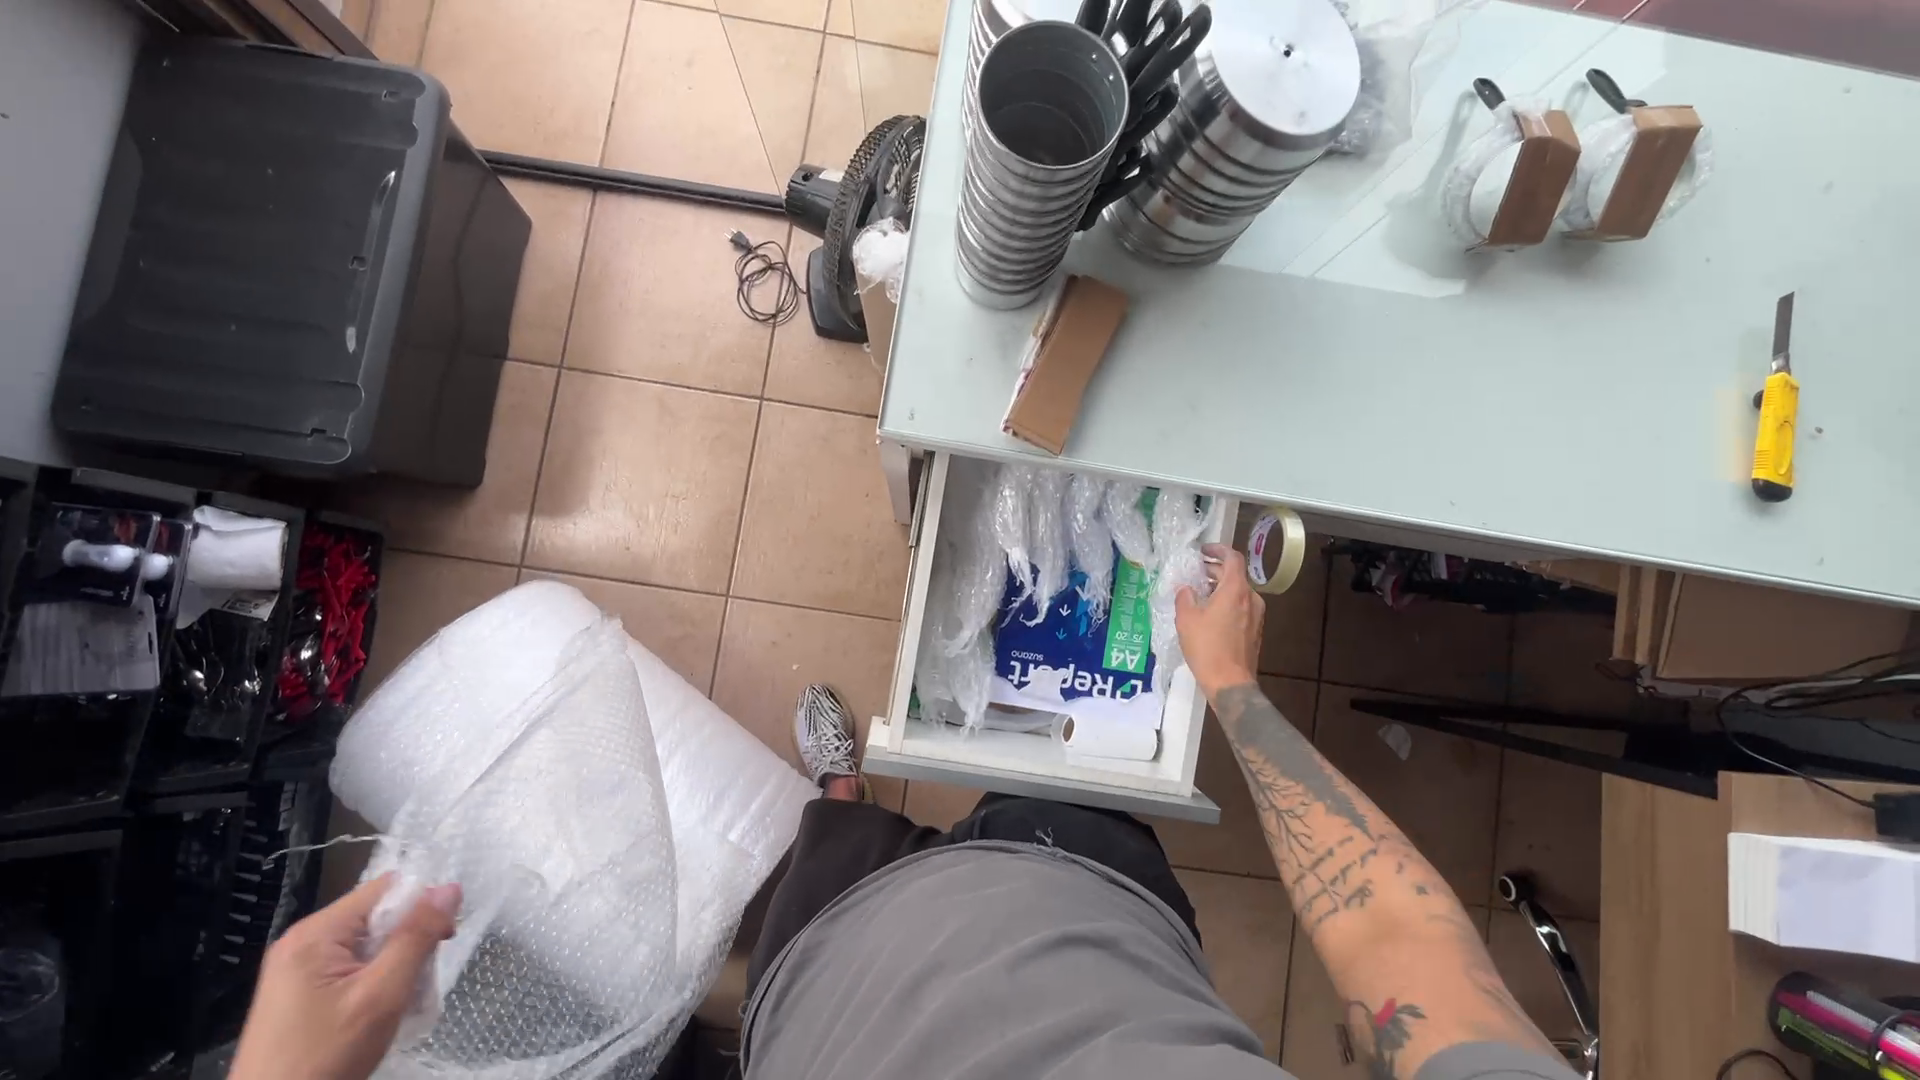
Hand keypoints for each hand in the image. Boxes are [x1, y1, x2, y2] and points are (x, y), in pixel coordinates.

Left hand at [229, 874, 460, 1079]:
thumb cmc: (324, 1056)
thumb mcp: (381, 995)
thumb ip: (416, 936)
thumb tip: (450, 888)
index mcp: (316, 933)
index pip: (387, 889)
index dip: (422, 906)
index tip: (442, 940)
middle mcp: (303, 940)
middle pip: (379, 915)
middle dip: (409, 940)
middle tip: (418, 979)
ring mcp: (297, 967)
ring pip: (370, 942)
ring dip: (396, 963)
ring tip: (400, 999)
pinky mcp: (300, 990)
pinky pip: (353, 965)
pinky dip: (376, 979)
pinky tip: (379, 1008)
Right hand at [1175, 543, 1264, 703]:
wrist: (1230, 682)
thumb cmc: (1207, 647)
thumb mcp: (1186, 619)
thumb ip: (1185, 597)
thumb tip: (1186, 589)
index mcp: (1236, 590)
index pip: (1233, 558)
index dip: (1218, 549)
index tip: (1203, 551)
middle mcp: (1251, 598)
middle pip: (1235, 575)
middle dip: (1214, 571)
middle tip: (1194, 574)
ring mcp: (1256, 615)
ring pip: (1238, 592)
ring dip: (1220, 588)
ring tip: (1199, 594)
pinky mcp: (1255, 630)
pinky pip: (1241, 607)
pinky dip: (1226, 603)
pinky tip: (1210, 614)